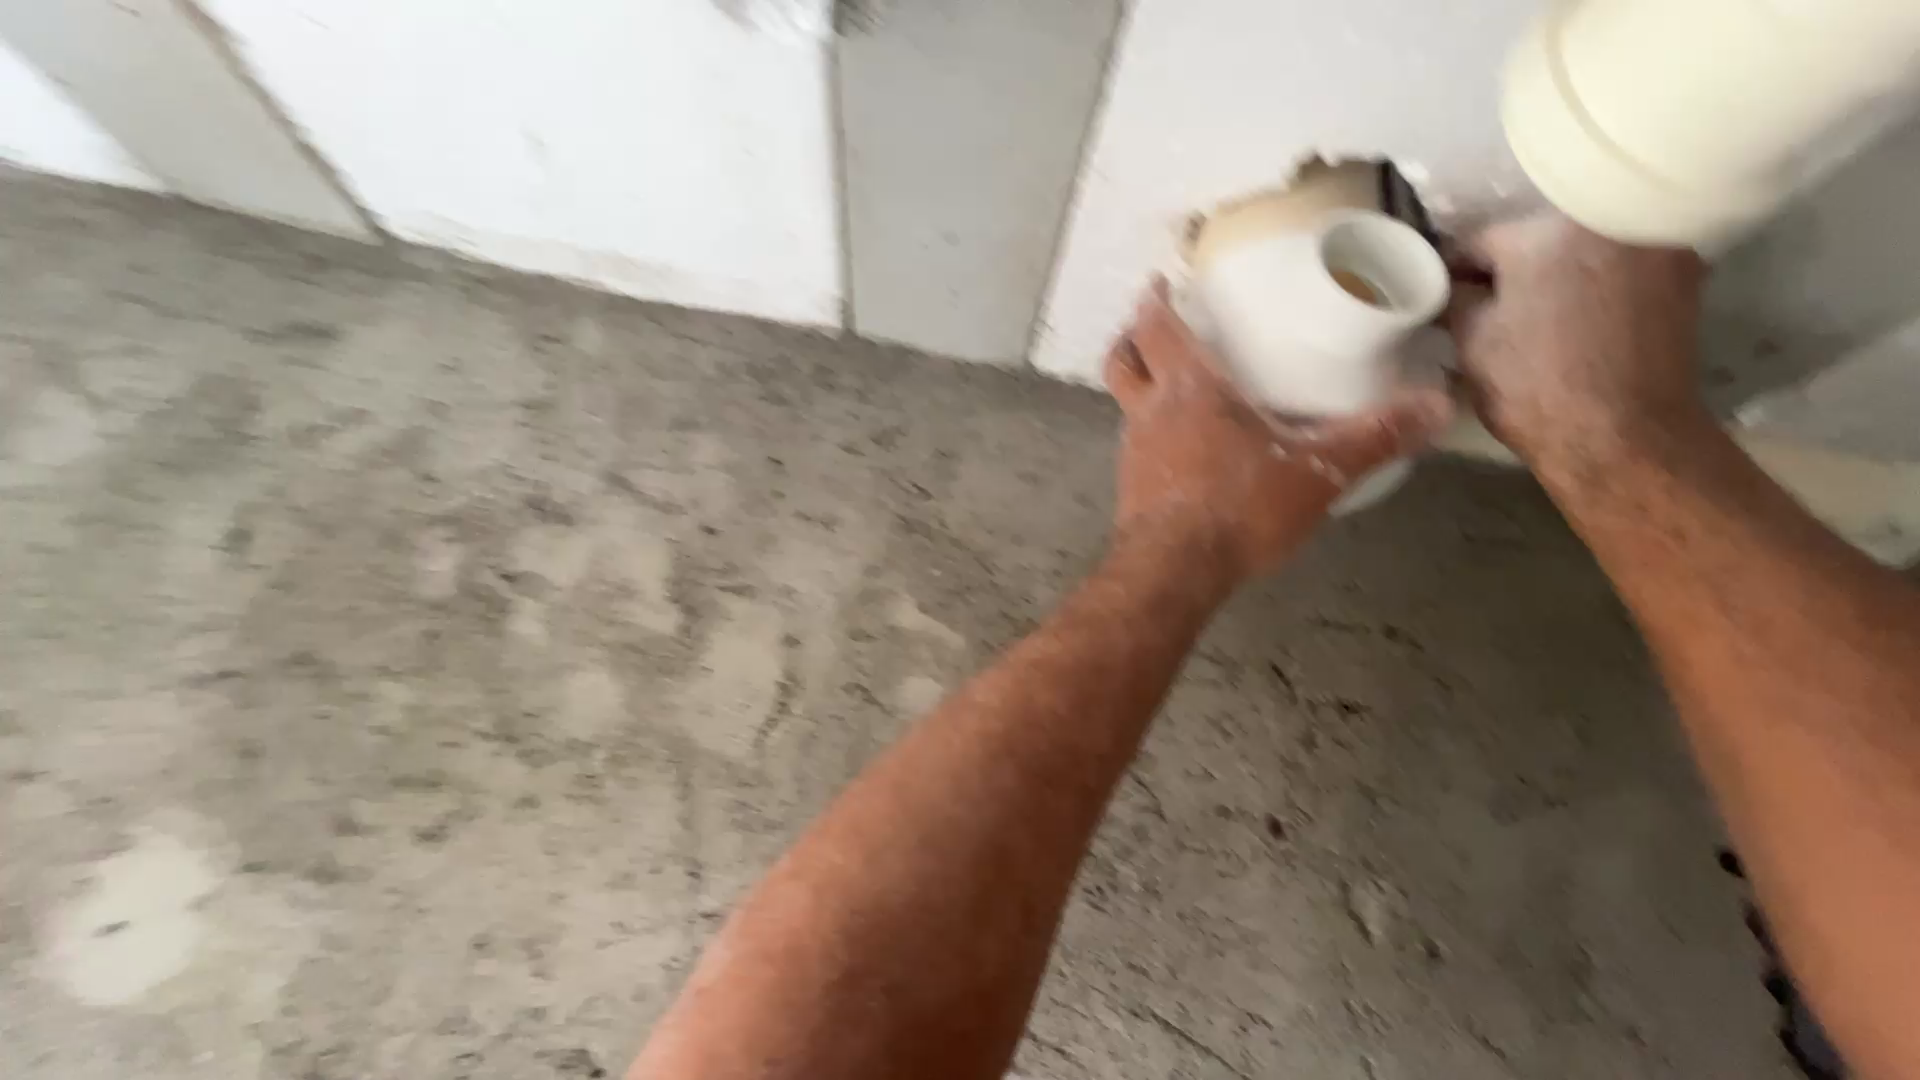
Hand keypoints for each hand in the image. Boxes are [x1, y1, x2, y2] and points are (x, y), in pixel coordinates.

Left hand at [1104, 278, 1451, 583]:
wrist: (1173, 572)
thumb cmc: (1238, 508)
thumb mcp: (1317, 472)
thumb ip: (1374, 437)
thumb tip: (1437, 404)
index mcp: (1189, 388)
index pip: (1156, 327)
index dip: (1154, 300)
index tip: (1159, 281)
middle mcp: (1149, 412)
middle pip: (1123, 360)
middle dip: (1131, 337)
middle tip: (1150, 326)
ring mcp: (1133, 452)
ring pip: (1126, 404)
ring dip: (1141, 388)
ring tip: (1174, 388)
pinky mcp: (1131, 488)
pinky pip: (1137, 446)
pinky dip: (1151, 434)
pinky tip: (1181, 452)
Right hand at [1445, 214, 1712, 471]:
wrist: (1620, 435)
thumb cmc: (1532, 386)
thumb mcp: (1471, 342)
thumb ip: (1456, 299)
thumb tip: (1452, 286)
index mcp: (1544, 232)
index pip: (1477, 241)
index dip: (1451, 273)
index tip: (1439, 299)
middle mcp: (1607, 223)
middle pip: (1535, 239)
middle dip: (1507, 270)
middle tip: (1484, 309)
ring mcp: (1652, 247)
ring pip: (1579, 252)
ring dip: (1552, 275)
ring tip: (1533, 317)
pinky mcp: (1681, 277)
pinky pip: (1617, 269)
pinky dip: (1592, 287)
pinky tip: (1576, 322)